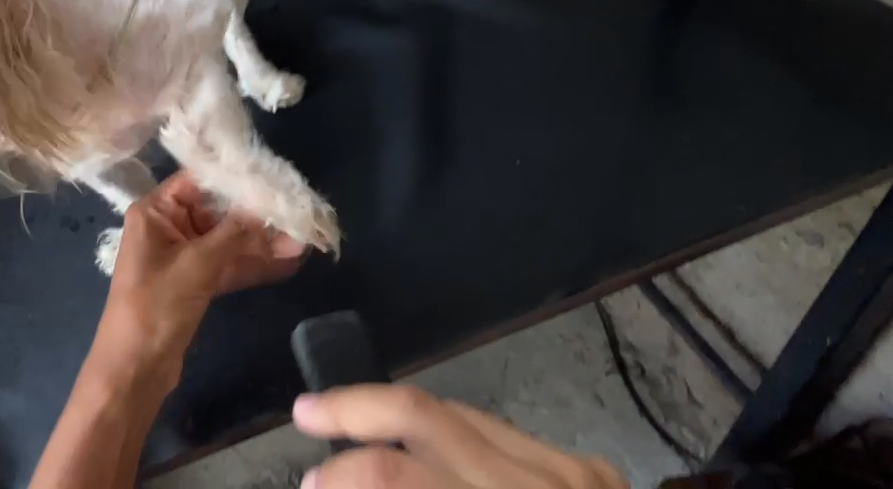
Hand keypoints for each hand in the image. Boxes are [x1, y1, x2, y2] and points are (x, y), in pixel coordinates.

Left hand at [94, 173, 305, 378]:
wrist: (134, 370)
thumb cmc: (156, 306)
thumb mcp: (197, 265)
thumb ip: (235, 234)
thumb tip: (272, 209)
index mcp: (155, 211)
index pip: (198, 180)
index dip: (235, 178)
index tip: (273, 178)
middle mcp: (167, 226)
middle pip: (217, 209)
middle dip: (256, 215)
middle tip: (296, 215)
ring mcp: (181, 255)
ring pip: (226, 239)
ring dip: (260, 242)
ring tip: (301, 242)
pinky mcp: (194, 282)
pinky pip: (227, 264)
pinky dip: (253, 264)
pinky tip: (286, 263)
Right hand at [293, 385, 626, 488]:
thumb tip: (354, 488)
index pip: (403, 479)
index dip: (346, 474)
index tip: (310, 485)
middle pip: (426, 418)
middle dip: (354, 411)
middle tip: (305, 414)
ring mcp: (569, 473)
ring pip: (457, 411)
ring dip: (394, 413)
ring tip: (348, 419)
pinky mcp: (586, 469)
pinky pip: (496, 430)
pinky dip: (445, 430)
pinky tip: (419, 441)